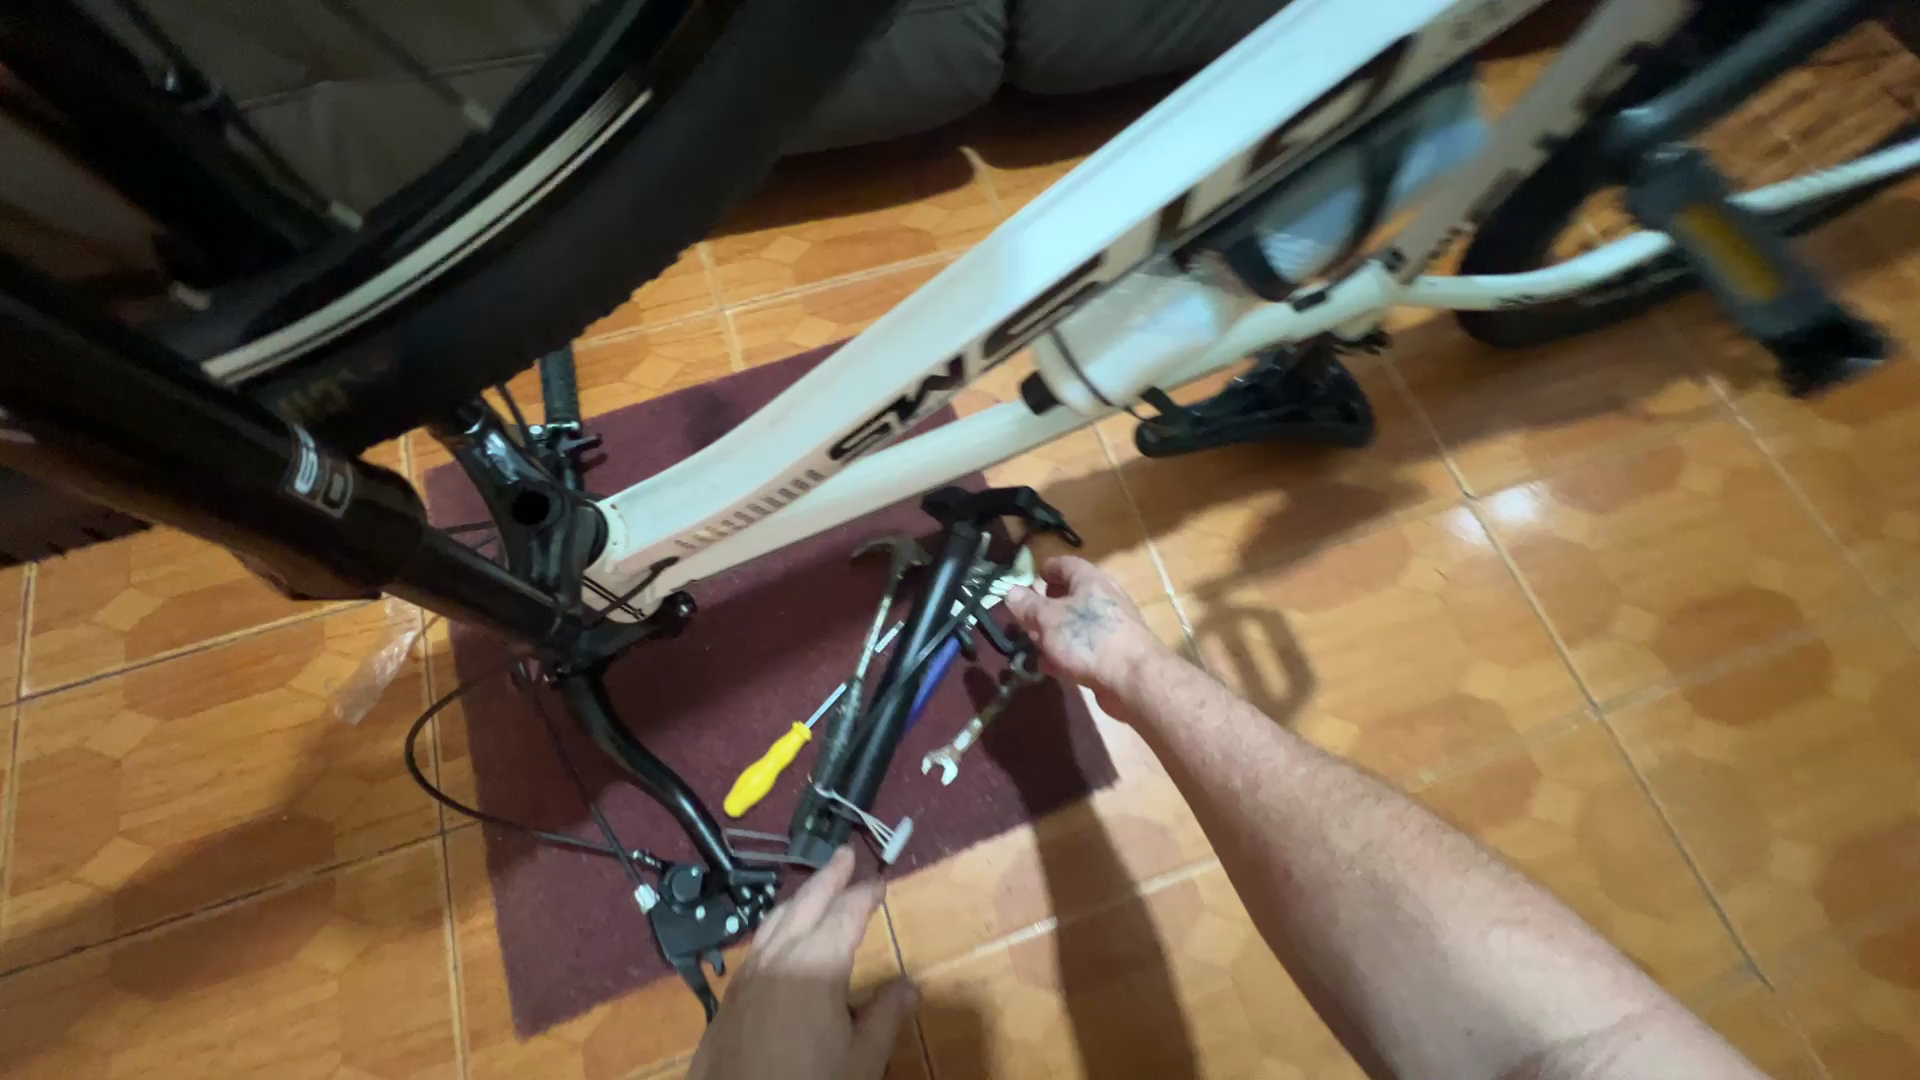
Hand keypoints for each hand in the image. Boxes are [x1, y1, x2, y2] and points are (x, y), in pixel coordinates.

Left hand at [688, 848, 915, 1079]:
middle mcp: (781, 956)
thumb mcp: (860, 1062)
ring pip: (777, 917)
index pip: (847, 913)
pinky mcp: (730, 997)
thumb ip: (886, 1016)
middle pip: (808, 901)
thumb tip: (910, 985)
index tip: (881, 882)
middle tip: (846, 853)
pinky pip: (758, 942)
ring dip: (801, 896)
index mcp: (817, 964)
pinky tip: (782, 935)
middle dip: (829, 875)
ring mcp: (750, 974)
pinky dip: (778, 924)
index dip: (866, 894)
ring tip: (817, 886)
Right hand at [1003, 556, 1171, 719]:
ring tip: (1033, 646)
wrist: (1132, 678)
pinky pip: (1084, 647)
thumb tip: (1011, 591)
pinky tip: (1051, 667)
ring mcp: (1111, 626)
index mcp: (1089, 579)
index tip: (1026, 584)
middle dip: (1044, 608)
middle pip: (1068, 596)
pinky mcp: (1114, 652)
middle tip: (1024, 621)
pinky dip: (1066, 654)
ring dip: (1053, 633)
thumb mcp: (1048, 619)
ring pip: (1075, 623)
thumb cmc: (1087, 639)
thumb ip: (1027, 605)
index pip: (1063, 564)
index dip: (1044, 571)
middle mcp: (1103, 597)